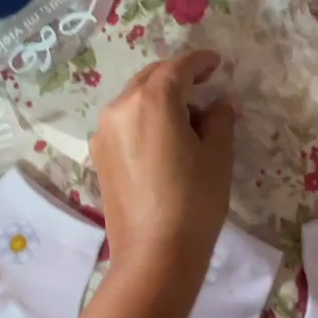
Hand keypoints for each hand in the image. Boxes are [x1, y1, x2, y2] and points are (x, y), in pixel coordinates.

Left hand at [90, 50, 236, 268]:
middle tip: (204, 85)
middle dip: (177, 77)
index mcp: (152, 100)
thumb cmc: (194, 201)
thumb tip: (217, 105)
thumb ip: (219, 119)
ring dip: (160, 99)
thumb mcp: (218, 155)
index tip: (217, 63)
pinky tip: (165, 141)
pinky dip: (145, 120)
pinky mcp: (99, 157)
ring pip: (135, 100)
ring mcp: (104, 133)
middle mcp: (120, 108)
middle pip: (150, 79)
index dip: (200, 62)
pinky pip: (125, 124)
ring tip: (188, 119)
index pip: (177, 67)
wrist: (154, 255)